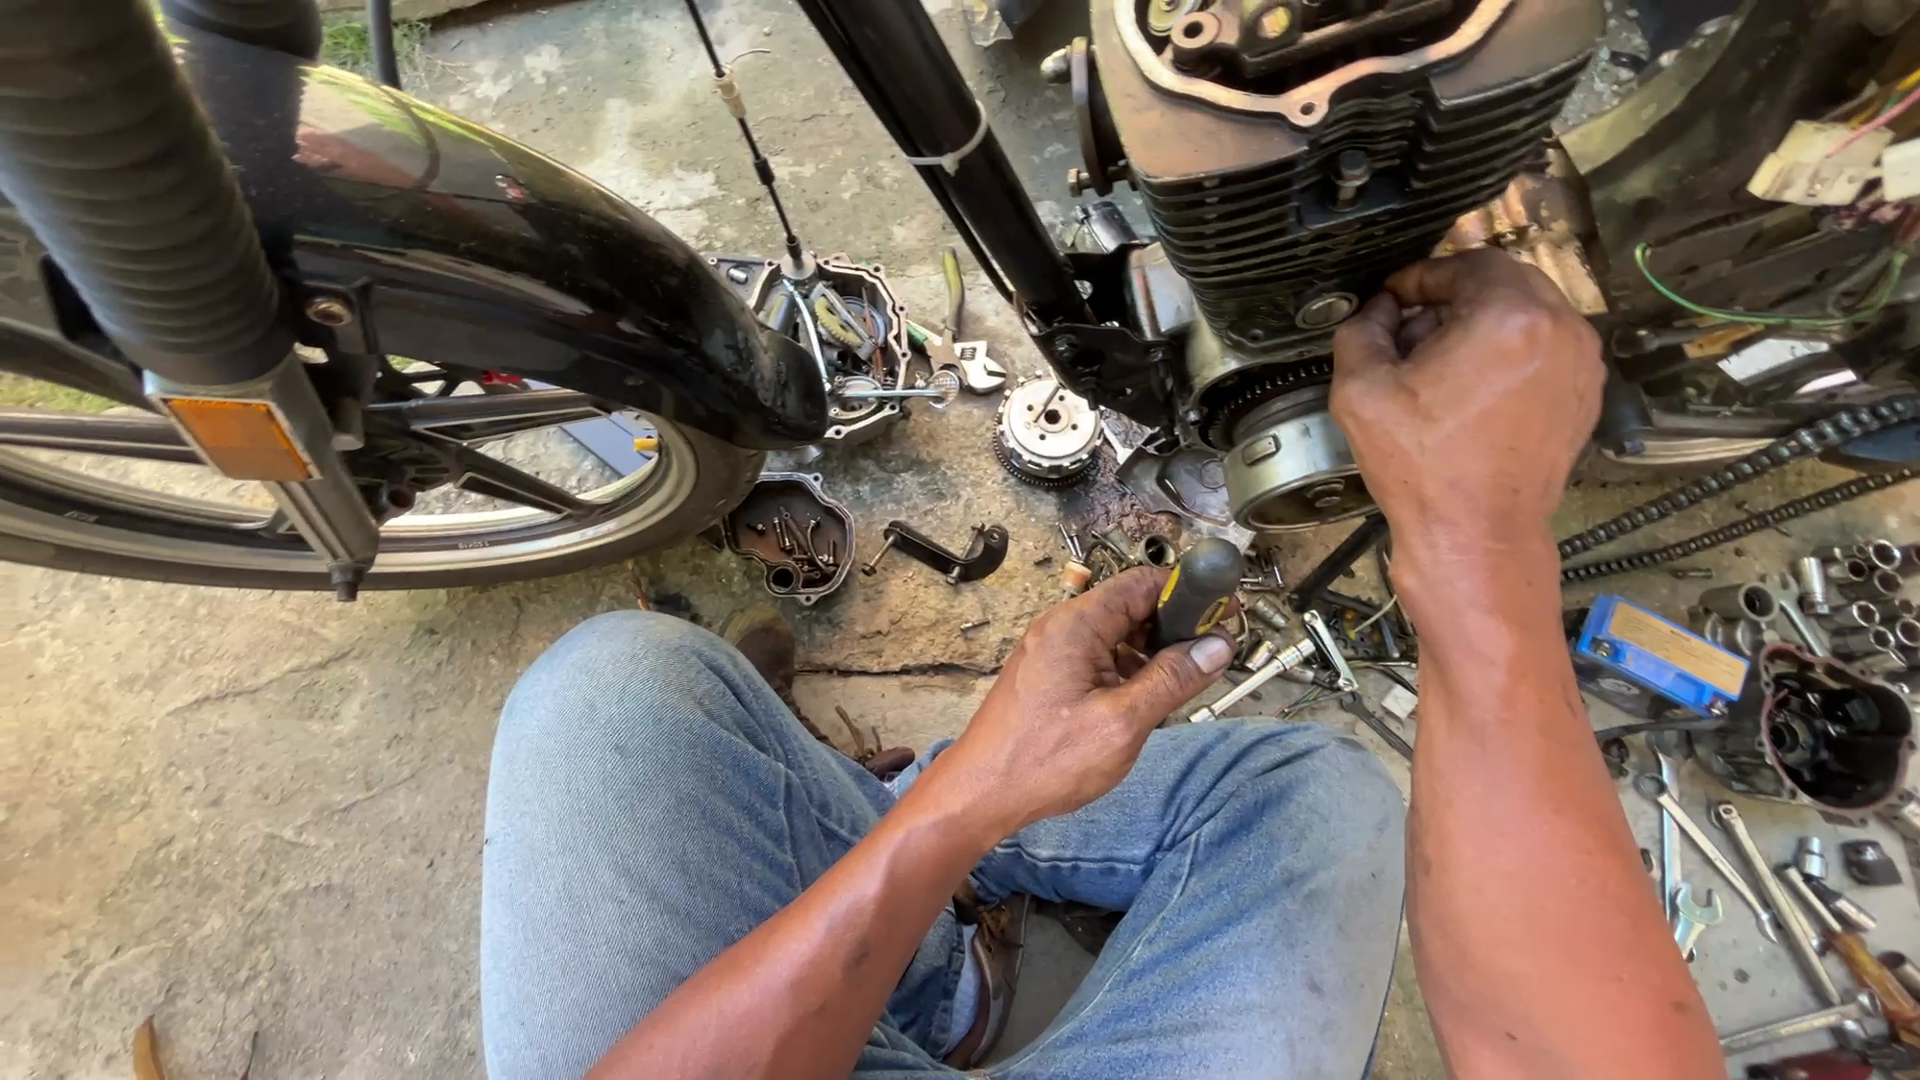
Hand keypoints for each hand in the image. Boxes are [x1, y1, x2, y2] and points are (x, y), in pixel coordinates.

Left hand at [935, 567, 1234, 834]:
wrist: (982, 791)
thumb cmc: (1046, 759)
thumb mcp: (1122, 722)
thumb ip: (1172, 679)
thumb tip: (1218, 645)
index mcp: (1076, 624)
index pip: (1141, 582)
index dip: (1187, 592)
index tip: (1225, 615)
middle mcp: (1060, 625)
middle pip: (1128, 605)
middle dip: (1172, 625)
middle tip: (1210, 654)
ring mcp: (1051, 649)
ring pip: (1114, 633)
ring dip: (1151, 650)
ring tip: (1184, 680)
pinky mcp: (1048, 672)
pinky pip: (1096, 655)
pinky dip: (1126, 667)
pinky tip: (1145, 696)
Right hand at [1330, 250, 1602, 552]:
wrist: (1475, 531)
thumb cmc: (1420, 466)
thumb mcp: (1360, 393)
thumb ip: (1360, 333)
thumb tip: (1378, 311)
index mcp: (1506, 317)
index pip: (1467, 263)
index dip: (1421, 276)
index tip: (1393, 298)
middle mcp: (1559, 327)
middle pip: (1503, 282)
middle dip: (1451, 298)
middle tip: (1410, 331)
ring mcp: (1580, 361)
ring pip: (1526, 314)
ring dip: (1479, 324)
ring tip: (1438, 365)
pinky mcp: (1583, 392)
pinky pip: (1543, 348)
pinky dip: (1506, 352)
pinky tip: (1468, 390)